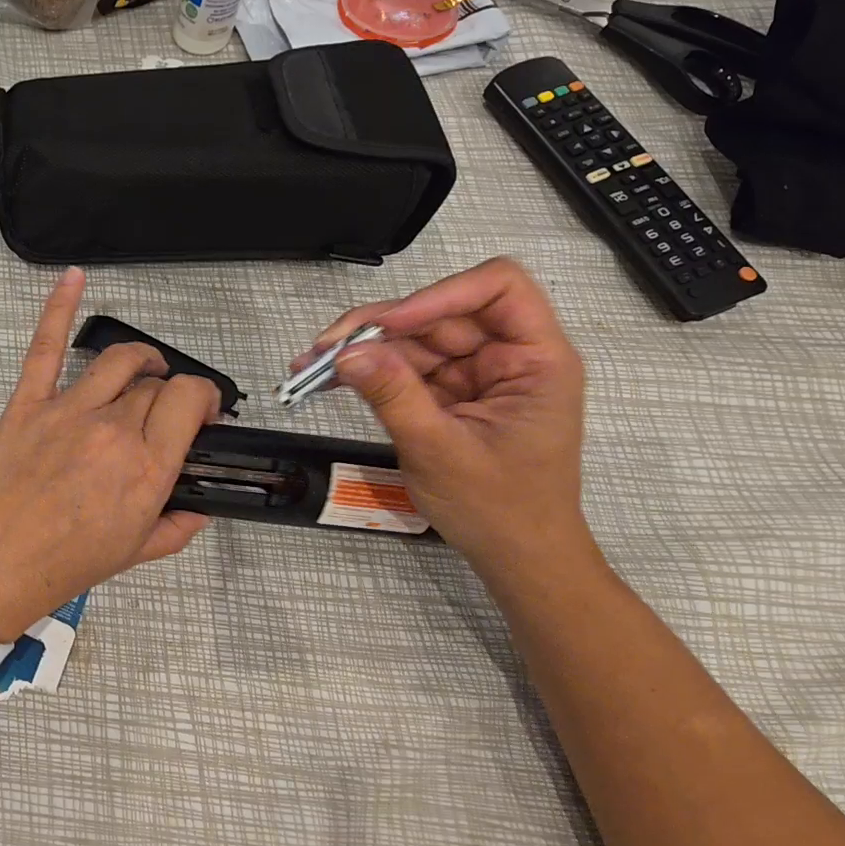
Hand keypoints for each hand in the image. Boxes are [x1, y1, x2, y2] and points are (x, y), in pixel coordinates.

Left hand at [0, 268, 221, 642]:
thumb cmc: (58, 566)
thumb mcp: (132, 554)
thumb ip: (174, 527)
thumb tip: (198, 511)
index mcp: (146, 467)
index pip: (191, 399)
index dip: (203, 399)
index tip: (202, 412)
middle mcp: (112, 431)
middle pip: (153, 385)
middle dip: (164, 395)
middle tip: (160, 415)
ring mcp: (66, 413)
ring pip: (116, 361)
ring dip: (138, 359)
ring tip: (143, 368)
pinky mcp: (25, 406)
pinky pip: (44, 348)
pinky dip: (58, 309)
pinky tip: (73, 280)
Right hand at [297, 257, 589, 565]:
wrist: (516, 556)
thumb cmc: (497, 508)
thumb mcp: (439, 450)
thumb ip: (393, 395)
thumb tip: (345, 354)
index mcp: (535, 360)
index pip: (497, 289)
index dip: (439, 295)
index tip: (385, 325)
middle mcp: (508, 356)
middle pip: (441, 314)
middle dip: (379, 326)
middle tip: (321, 347)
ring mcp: (476, 375)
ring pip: (414, 340)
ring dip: (362, 348)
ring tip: (309, 367)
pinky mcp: (449, 395)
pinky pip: (405, 369)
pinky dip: (367, 372)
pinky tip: (328, 380)